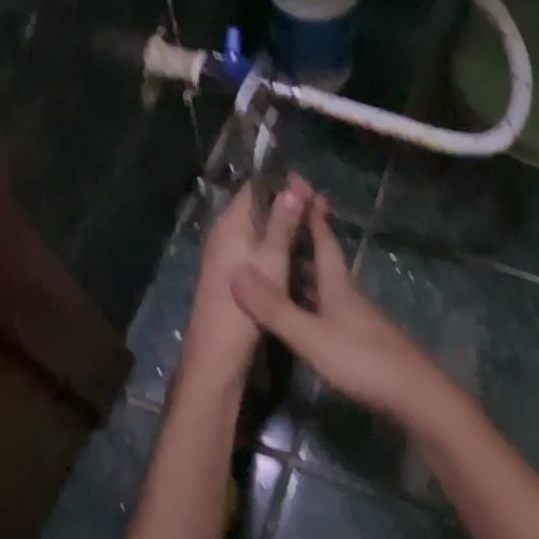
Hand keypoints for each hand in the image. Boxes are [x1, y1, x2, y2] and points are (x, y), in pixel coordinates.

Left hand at [178, 176, 312, 387]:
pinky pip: (258, 250)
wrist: (217, 353)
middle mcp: (225, 234)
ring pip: (260, 231)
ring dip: (285, 227)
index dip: (283, 184)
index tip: (312, 188)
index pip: (255, 188)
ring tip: (317, 227)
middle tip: (321, 207)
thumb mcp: (271, 259)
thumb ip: (282, 222)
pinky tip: (300, 254)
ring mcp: (227, 256)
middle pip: (258, 208)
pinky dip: (277, 247)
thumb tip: (293, 187)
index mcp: (230, 224)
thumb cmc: (245, 303)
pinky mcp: (233, 275)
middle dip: (288, 205)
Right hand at [229, 199, 451, 423]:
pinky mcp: (359, 344)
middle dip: (305, 240)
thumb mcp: (311, 336)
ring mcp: (356, 321)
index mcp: (337, 286)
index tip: (301, 189)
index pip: (323, 242)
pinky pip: (327, 312)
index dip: (312, 216)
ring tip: (279, 265)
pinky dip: (309, 303)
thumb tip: (235, 271)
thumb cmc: (362, 360)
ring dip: (304, 274)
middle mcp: (347, 297)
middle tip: (281, 221)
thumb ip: (274, 308)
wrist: (414, 398)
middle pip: (324, 262)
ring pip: (325, 288)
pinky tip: (301, 314)